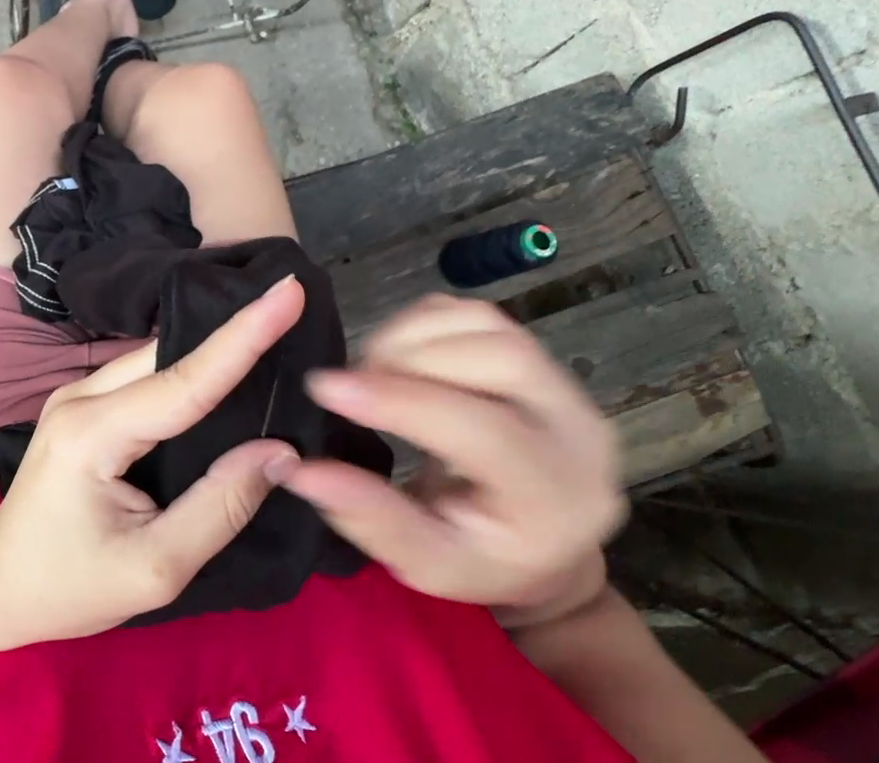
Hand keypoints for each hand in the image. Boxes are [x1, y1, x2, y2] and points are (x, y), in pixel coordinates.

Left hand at [0, 276, 306, 649]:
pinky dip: (188, 372)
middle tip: (299, 310)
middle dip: (233, 331)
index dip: (243, 335)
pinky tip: (226, 373)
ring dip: (211, 349)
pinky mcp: (83, 405)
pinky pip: (145, 376)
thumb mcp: (154, 568)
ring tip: (276, 334)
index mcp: (93, 434)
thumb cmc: (69, 586)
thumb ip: (219, 507)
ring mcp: (76, 396)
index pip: (184, 380)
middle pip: (169, 356)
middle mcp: (81, 397)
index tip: (288, 291)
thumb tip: (280, 451)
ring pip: (156, 359)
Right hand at [282, 295, 625, 626]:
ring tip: (372, 372)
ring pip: (486, 326)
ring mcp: (565, 385)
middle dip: (407, 358)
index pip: (480, 430)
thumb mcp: (423, 563)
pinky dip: (421, 323)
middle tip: (351, 383)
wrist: (538, 544)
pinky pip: (475, 315)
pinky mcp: (538, 356)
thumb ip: (368, 516)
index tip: (324, 388)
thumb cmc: (479, 560)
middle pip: (497, 357)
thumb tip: (299, 469)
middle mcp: (579, 431)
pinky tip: (396, 359)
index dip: (397, 402)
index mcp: (556, 496)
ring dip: (411, 336)